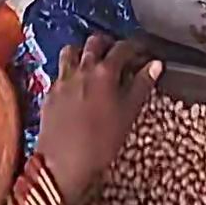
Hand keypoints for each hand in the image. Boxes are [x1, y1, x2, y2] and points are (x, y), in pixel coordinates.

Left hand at [37, 35, 161, 201]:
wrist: (63, 162)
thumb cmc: (101, 142)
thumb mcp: (127, 114)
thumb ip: (141, 86)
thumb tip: (155, 64)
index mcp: (105, 72)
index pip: (123, 48)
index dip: (135, 47)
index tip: (142, 52)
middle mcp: (82, 68)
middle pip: (95, 42)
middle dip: (108, 43)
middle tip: (116, 54)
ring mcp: (63, 78)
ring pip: (72, 50)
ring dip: (83, 51)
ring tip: (92, 62)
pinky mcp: (50, 90)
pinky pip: (60, 71)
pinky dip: (70, 70)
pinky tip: (75, 83)